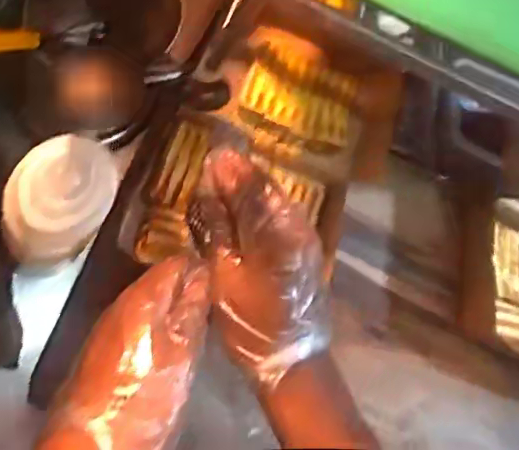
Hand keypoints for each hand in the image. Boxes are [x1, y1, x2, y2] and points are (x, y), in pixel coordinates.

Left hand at [38, 256, 210, 449]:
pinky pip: (134, 324)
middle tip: (209, 307)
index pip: (177, 262)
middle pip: (160, 281)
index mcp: (142, 295)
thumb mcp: (179, 355)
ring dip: (168, 311)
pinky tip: (163, 348)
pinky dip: (151, 330)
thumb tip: (203, 273)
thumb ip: (192, 310)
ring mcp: (107, 325)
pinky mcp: (99, 350)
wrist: (87, 446)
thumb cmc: (138, 398)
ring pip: (147, 304)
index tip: (219, 281)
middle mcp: (120, 301)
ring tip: (191, 327)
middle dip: (185, 290)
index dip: (200, 268)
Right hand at [188, 146, 330, 392]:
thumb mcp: (224, 278)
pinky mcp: (308, 247)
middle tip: (219, 161)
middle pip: (266, 188)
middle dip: (242, 174)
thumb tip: (210, 192)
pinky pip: (283, 213)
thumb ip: (218, 231)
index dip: (231, 170)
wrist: (295, 362)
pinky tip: (248, 205)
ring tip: (229, 179)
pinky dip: (263, 204)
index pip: (250, 188)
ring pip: (276, 199)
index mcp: (273, 231)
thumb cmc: (252, 322)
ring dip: (253, 187)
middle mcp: (294, 225)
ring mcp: (305, 235)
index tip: (214, 154)